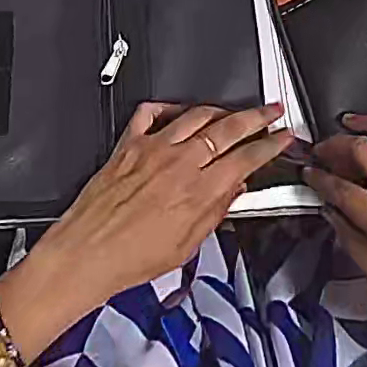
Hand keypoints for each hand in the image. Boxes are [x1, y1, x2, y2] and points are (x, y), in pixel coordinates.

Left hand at [0, 103, 290, 357]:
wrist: (84, 255)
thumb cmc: (129, 258)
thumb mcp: (187, 245)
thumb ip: (216, 211)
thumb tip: (235, 189)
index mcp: (198, 190)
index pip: (247, 157)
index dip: (271, 144)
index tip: (282, 137)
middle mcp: (179, 162)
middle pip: (229, 127)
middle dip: (258, 115)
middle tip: (271, 110)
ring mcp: (153, 148)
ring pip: (197, 114)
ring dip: (221, 110)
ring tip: (232, 112)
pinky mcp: (129, 143)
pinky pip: (152, 112)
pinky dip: (169, 107)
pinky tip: (178, 111)